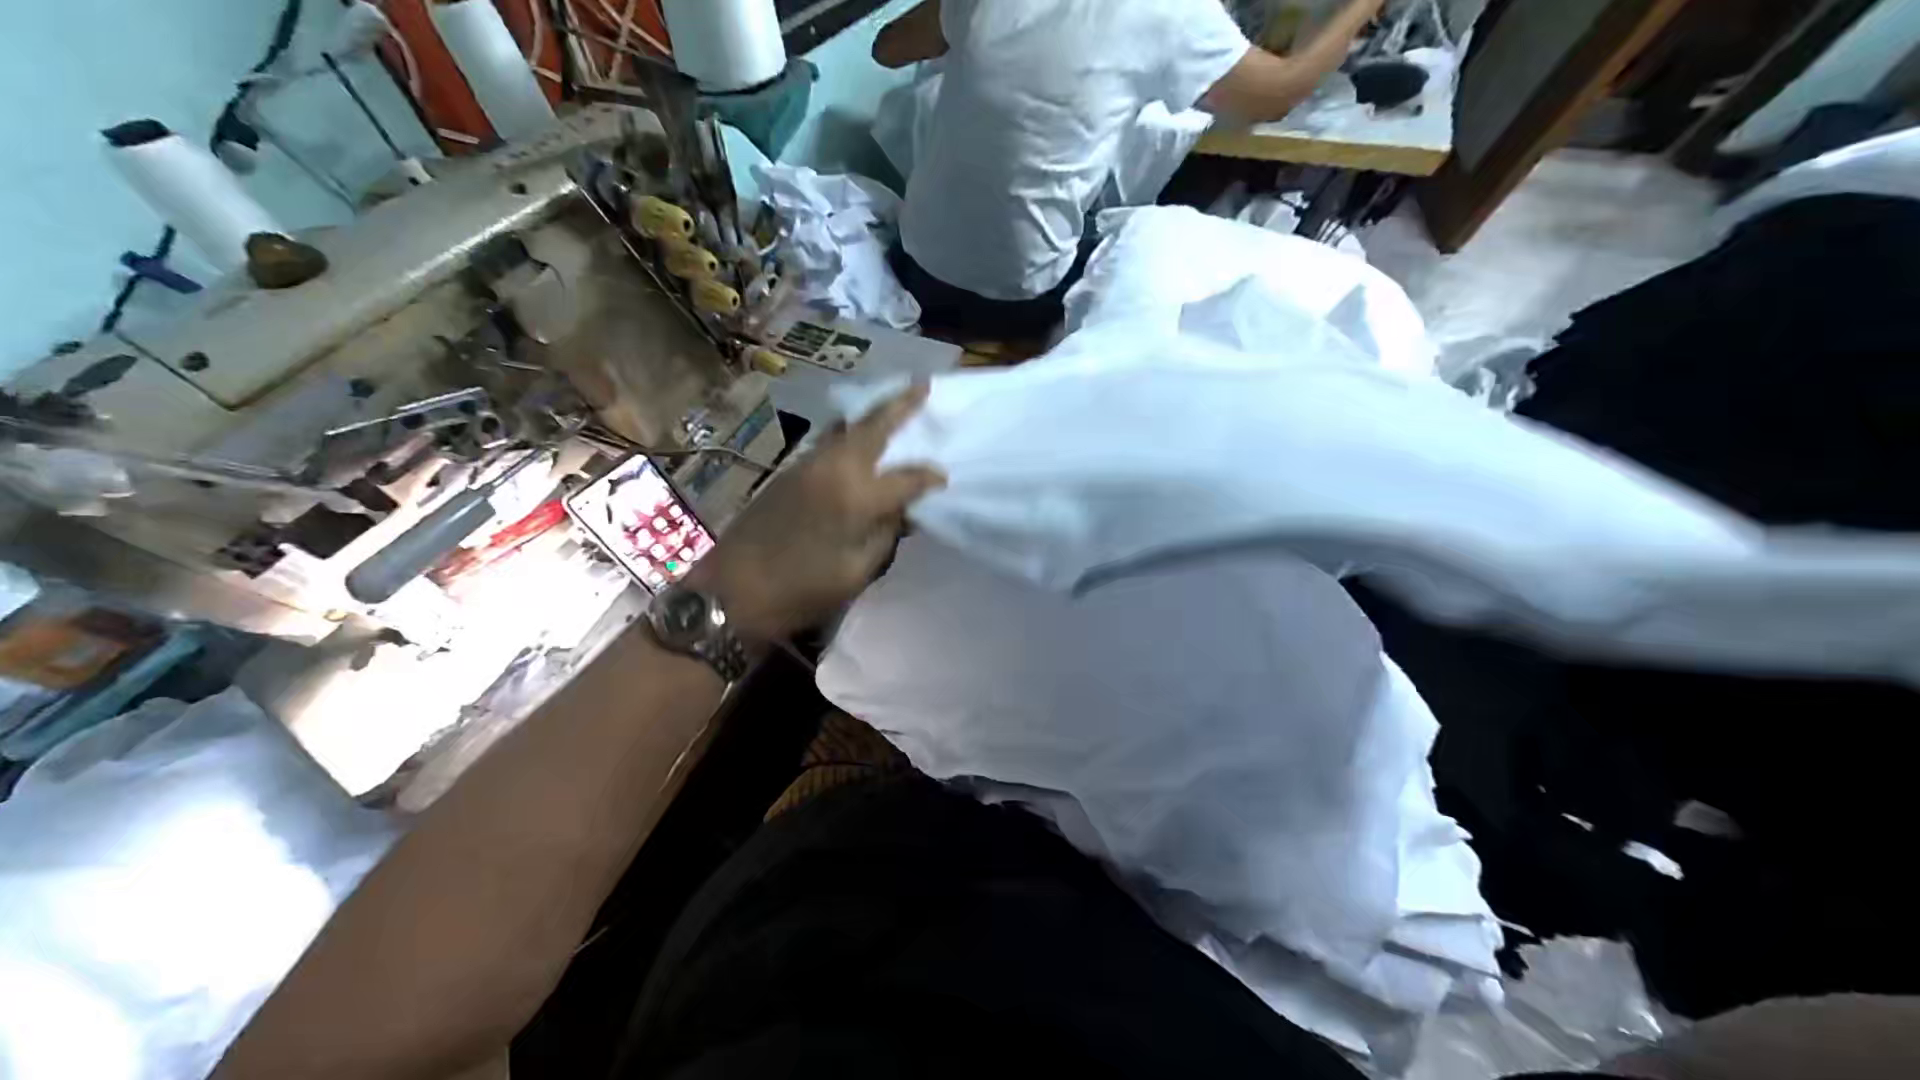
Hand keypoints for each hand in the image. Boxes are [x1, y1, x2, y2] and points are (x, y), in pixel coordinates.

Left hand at [686, 383, 945, 641]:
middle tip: (923, 385)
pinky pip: (827, 442)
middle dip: (900, 404)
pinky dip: (849, 433)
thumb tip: (903, 511)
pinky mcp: (788, 471)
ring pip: (845, 428)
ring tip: (893, 405)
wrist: (732, 591)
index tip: (944, 480)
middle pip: (873, 426)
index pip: (907, 477)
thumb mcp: (856, 572)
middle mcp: (834, 467)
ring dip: (871, 415)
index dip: (929, 477)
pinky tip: (858, 439)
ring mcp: (807, 464)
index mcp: (857, 495)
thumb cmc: (801, 590)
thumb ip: (885, 534)